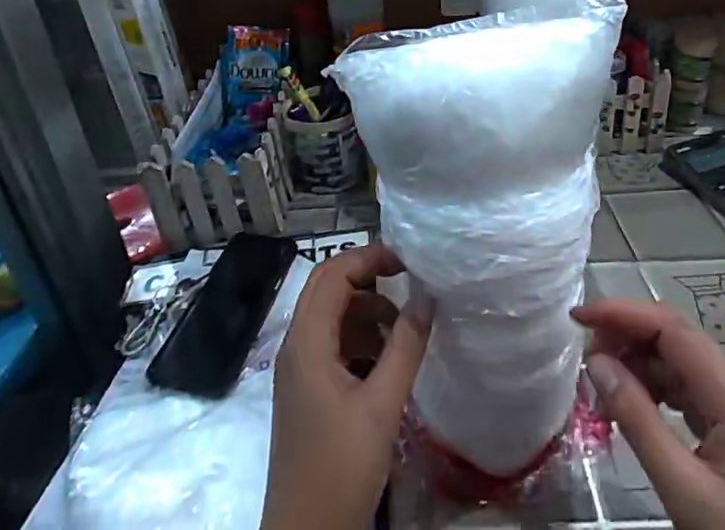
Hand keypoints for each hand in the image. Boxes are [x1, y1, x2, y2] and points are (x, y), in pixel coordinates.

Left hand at [263, 244, 431, 529]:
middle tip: (407, 280)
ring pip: (331, 316)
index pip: (331, 275)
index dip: (368, 257)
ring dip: (366, 310)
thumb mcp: (382, 404)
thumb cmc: (341, 466)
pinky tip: (387, 361)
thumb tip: (428, 296)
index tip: (407, 260)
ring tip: (402, 332)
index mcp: (307, 344)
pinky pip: (332, 343)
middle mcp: (296, 348)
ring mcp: (299, 371)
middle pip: (327, 289)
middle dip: (367, 277)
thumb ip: (406, 345)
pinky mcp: (308, 391)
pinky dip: (360, 338)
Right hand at [573, 299, 724, 529]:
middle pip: (678, 339)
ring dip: (638, 362)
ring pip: (681, 364)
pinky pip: (688, 392)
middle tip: (582, 350)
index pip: (673, 329)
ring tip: (598, 380)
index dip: (623, 314)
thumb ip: (639, 423)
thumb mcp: (685, 489)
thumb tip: (597, 363)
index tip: (579, 316)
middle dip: (627, 333)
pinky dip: (653, 389)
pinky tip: (629, 403)